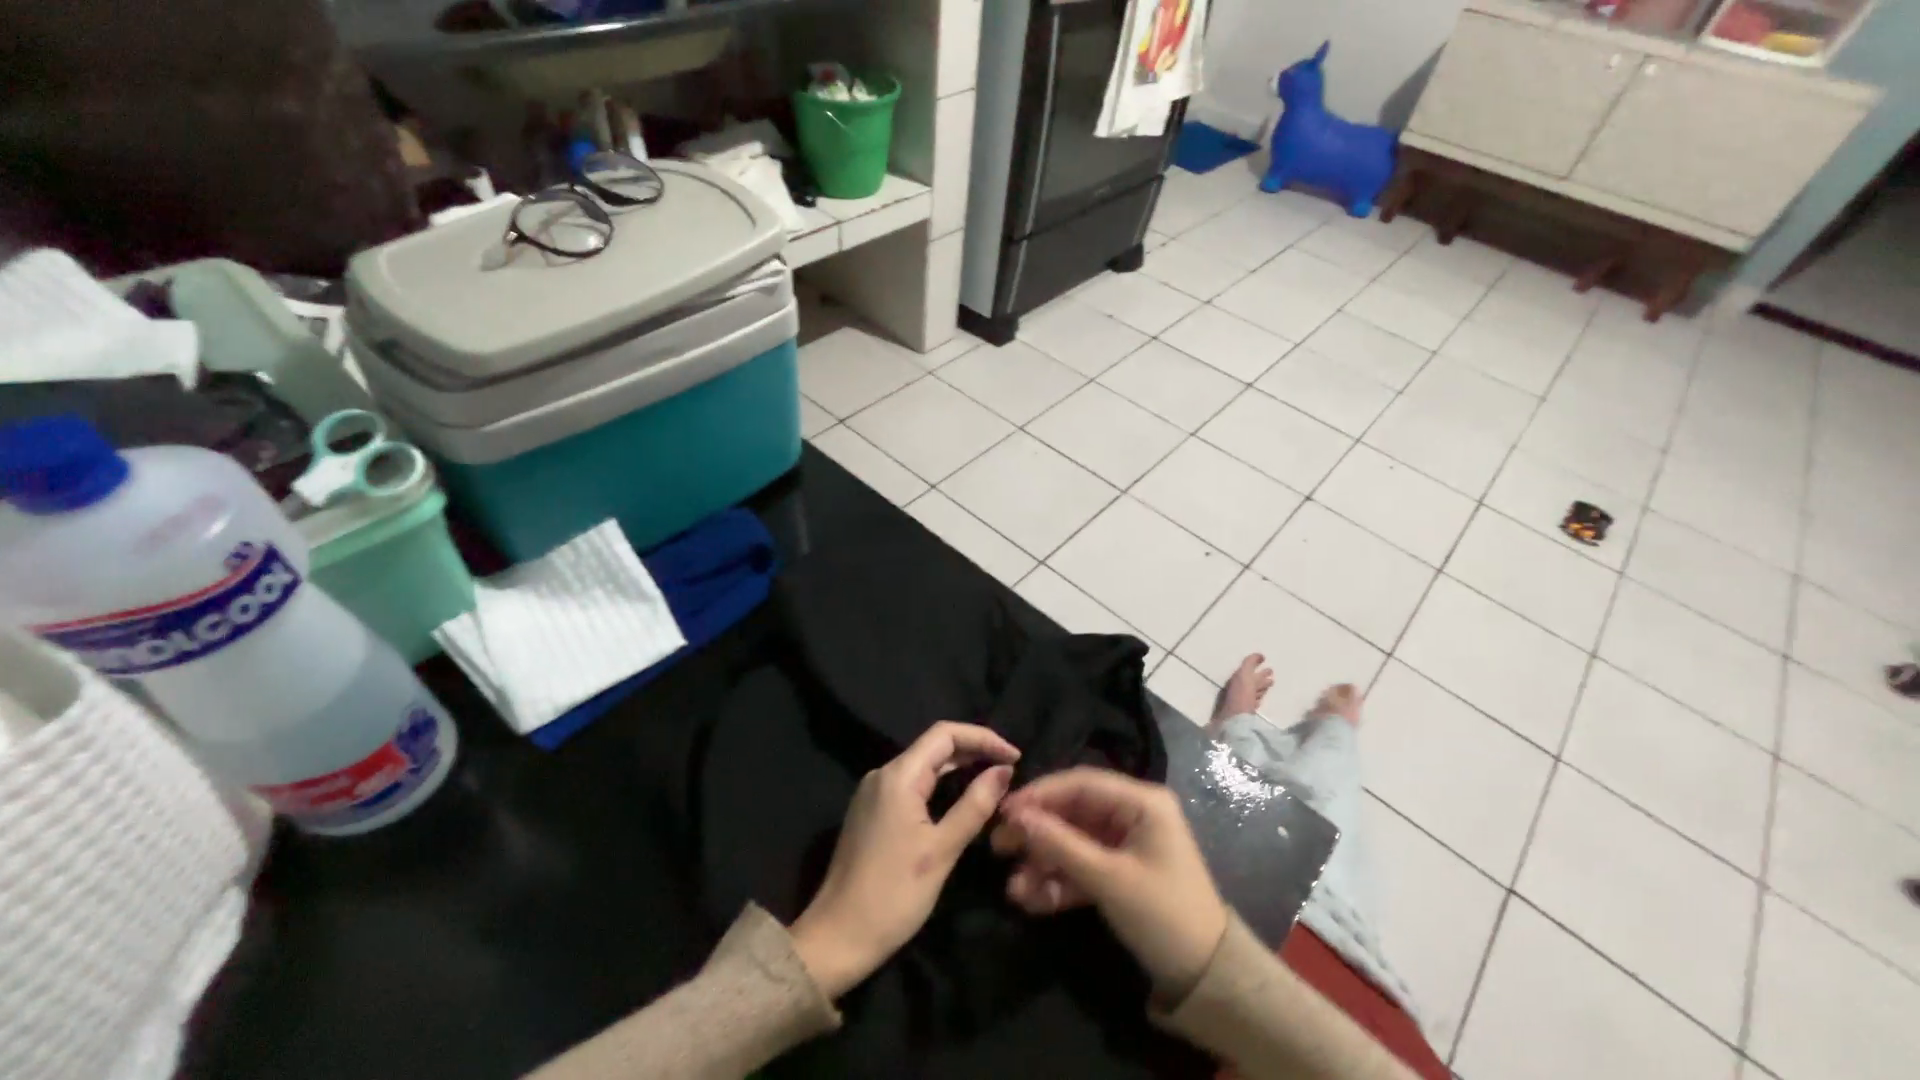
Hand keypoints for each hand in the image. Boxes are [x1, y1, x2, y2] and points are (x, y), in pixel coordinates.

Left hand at [788, 722, 1019, 998]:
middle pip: (934, 746)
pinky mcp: (872, 813)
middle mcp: (882, 775)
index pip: (945, 734)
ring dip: (959, 768)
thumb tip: (1003, 770)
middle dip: (974, 751)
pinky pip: (912, 786)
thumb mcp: (942, 850)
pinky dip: (940, 786)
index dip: (983, 738)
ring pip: (923, 767)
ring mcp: (873, 794)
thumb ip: (975, 805)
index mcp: (898, 776)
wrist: (838, 936)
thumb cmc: (894, 894)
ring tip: (994, 780)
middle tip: (1011, 769)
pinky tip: (961, 800)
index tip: (1016, 757)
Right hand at [991, 767, 1225, 1000]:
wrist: (1204, 976)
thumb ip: (1060, 845)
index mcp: (1142, 803)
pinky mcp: (1119, 873)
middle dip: (1036, 833)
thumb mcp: (1108, 879)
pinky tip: (1032, 901)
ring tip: (1014, 890)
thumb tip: (1016, 816)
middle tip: (998, 848)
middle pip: (1072, 813)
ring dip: (1043, 864)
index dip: (1040, 794)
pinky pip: (1081, 867)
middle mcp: (1133, 815)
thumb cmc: (1162, 914)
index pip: (1081, 783)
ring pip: (1072, 843)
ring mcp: (1125, 845)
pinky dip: (1058, 882)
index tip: (1003, 812)